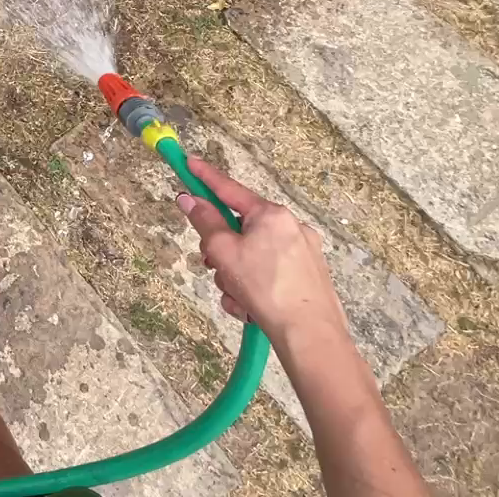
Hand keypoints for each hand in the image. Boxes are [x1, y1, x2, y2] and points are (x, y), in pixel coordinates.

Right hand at [175, 154, 346, 348]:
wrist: (311, 336)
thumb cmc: (264, 286)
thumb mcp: (223, 250)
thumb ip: (204, 221)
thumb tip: (188, 198)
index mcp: (271, 215)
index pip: (229, 189)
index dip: (205, 176)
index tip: (188, 161)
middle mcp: (291, 228)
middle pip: (238, 227)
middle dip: (219, 247)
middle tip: (211, 264)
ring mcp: (304, 253)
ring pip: (250, 252)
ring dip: (234, 272)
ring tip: (235, 295)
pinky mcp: (309, 277)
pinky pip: (267, 271)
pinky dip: (253, 285)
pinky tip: (250, 307)